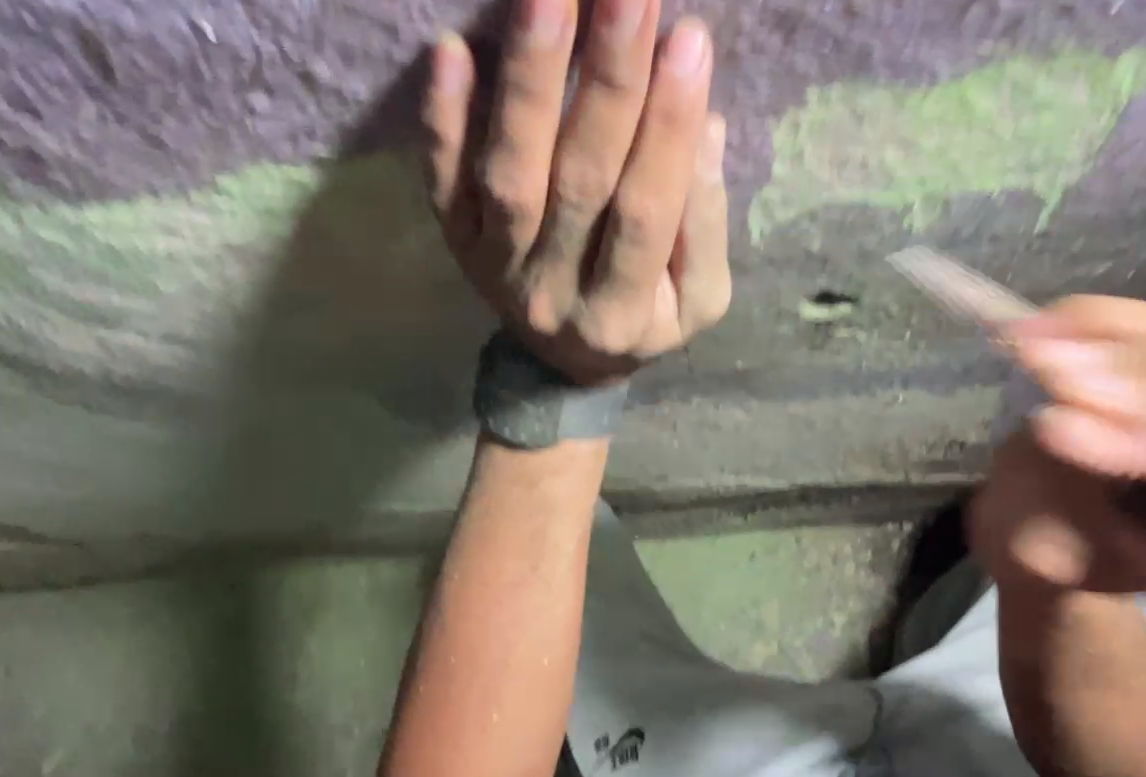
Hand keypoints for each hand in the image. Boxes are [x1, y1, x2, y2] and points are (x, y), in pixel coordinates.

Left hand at [419, 0, 731, 383]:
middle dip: (607, 81)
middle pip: (580, 181)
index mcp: (622, 314)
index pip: (647, 214)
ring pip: (510, 173)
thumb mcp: (696, 301)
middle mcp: (553, 294)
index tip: (689, 40)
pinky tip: (452, 50)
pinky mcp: (455, 241)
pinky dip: (441, 120)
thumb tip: (701, 130)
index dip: (667, 131)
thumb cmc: (642, 319)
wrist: (563, 366)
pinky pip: (441, 182)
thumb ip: (704, 227)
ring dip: (529, 80)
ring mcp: (495, 266)